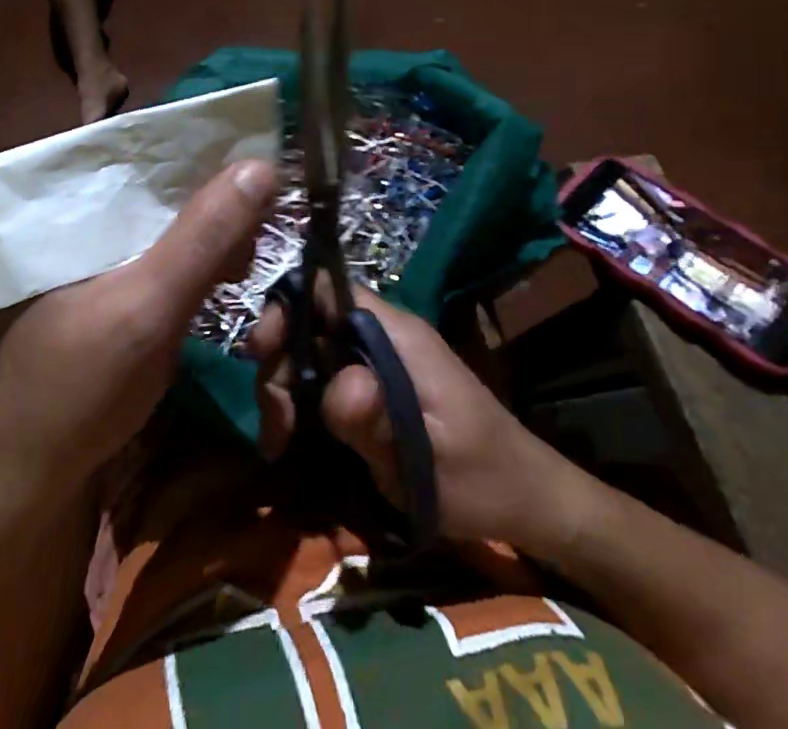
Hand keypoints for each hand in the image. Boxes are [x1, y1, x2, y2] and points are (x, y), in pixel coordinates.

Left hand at [0, 159, 279, 507]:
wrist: (39, 483)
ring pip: (174, 236)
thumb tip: (260, 165)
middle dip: (222, 207)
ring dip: (218, 244)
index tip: (266, 161)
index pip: (147, 157)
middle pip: (167, 196)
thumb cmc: (81, 387)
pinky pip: (171, 273)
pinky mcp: (121, 307)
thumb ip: (201, 238)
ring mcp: (104, 272)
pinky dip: (203, 275)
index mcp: (76, 216)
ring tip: (250, 259)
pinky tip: (227, 282)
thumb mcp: (147, 304)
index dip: (208, 152)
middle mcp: (88, 234)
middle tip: (266, 226)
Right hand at [248, 287, 575, 546]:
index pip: (329, 290)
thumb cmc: (480, 477)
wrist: (525, 497)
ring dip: (286, 390)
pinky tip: (291, 440)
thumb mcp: (424, 458)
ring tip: (279, 442)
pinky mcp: (377, 389)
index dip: (288, 309)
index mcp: (398, 337)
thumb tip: (335, 383)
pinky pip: (326, 380)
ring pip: (312, 354)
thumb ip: (377, 421)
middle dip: (280, 365)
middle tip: (276, 426)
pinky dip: (301, 404)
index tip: (262, 356)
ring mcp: (380, 363)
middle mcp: (385, 339)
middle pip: (311, 324)